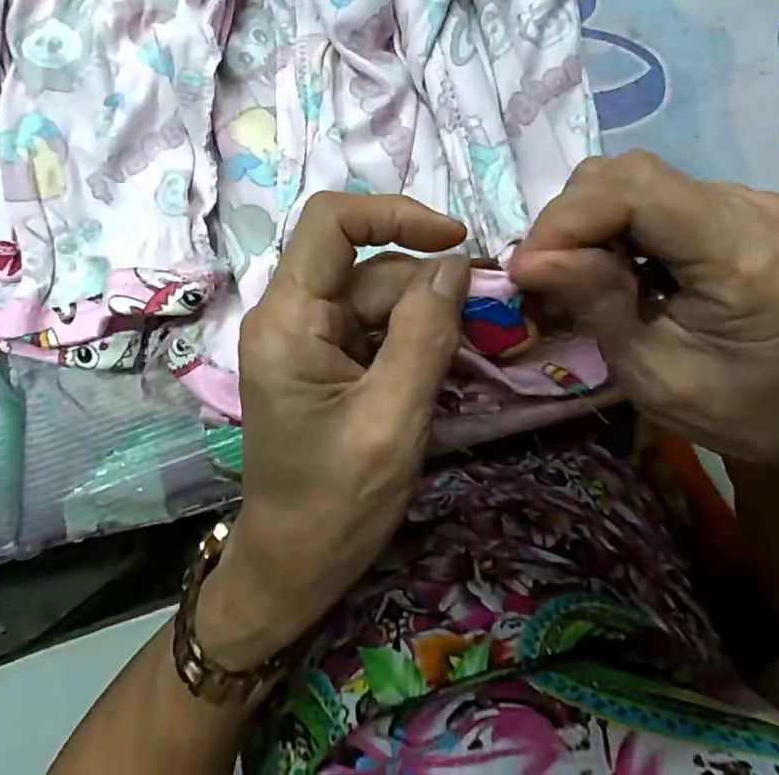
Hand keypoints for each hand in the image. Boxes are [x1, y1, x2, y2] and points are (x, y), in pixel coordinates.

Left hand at [199, 193, 470, 669]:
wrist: (292, 565)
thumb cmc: (335, 503)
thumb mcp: (392, 419)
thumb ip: (424, 334)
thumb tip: (454, 263)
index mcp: (288, 319)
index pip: (329, 222)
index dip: (393, 213)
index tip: (455, 239)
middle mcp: (289, 315)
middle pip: (366, 267)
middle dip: (428, 288)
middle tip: (490, 322)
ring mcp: (303, 338)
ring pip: (376, 297)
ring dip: (426, 318)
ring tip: (470, 356)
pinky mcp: (321, 360)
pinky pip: (372, 328)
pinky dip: (411, 340)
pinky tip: (442, 368)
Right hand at [508, 152, 778, 472]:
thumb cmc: (722, 410)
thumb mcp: (646, 370)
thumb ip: (594, 301)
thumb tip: (527, 260)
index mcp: (752, 264)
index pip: (641, 192)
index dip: (570, 216)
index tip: (528, 265)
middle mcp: (762, 217)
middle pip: (635, 176)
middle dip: (571, 218)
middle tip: (545, 271)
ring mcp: (754, 205)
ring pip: (637, 178)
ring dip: (588, 218)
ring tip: (578, 269)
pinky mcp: (740, 207)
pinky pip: (654, 192)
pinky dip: (613, 221)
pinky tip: (614, 261)